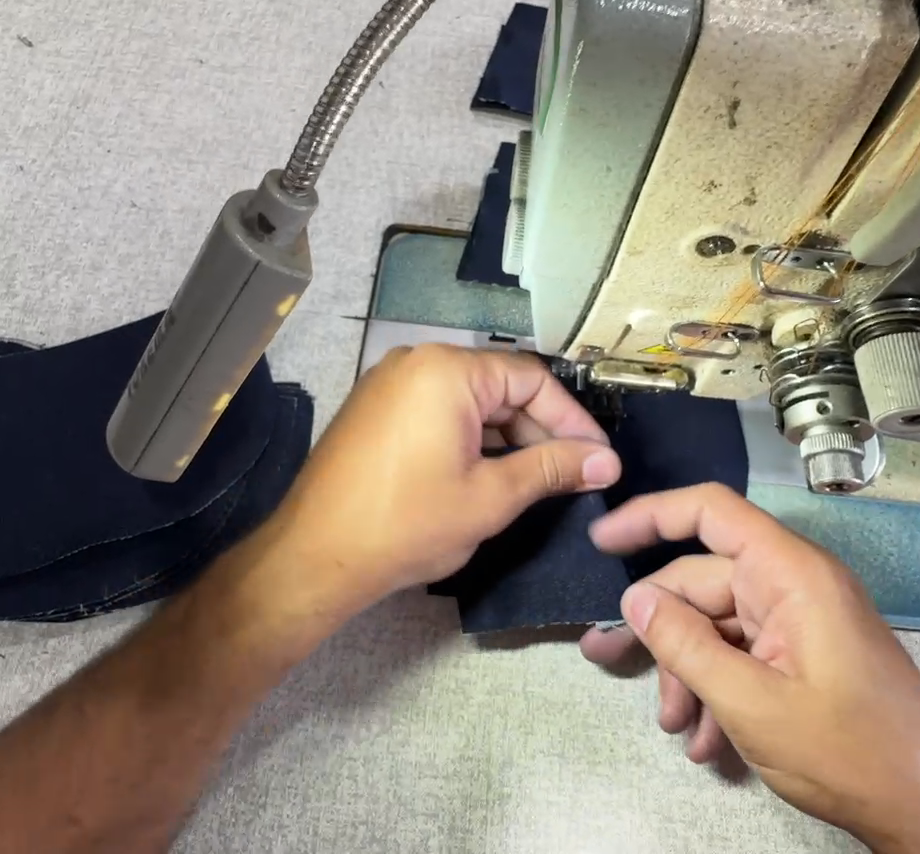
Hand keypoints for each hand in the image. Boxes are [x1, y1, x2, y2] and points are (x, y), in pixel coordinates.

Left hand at [268, 344, 621, 613]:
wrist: (313, 557)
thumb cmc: (407, 524)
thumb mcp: (490, 497)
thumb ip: (551, 469)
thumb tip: (607, 462)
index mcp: (447, 370)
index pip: (531, 379)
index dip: (572, 419)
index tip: (599, 457)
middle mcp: (417, 362)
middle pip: (499, 386)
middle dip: (540, 430)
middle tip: (575, 473)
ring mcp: (391, 383)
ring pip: (470, 401)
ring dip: (507, 437)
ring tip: (539, 478)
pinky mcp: (377, 408)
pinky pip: (439, 411)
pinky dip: (471, 438)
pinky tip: (492, 472)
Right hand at [578, 484, 919, 853]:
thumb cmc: (848, 752)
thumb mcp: (750, 703)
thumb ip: (685, 644)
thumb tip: (635, 597)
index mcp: (790, 572)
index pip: (710, 511)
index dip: (651, 516)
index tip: (602, 539)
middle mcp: (792, 582)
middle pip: (702, 581)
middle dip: (663, 632)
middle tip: (610, 662)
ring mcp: (797, 618)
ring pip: (715, 623)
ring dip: (688, 671)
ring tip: (678, 728)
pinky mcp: (801, 651)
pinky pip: (741, 650)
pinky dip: (717, 687)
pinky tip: (707, 740)